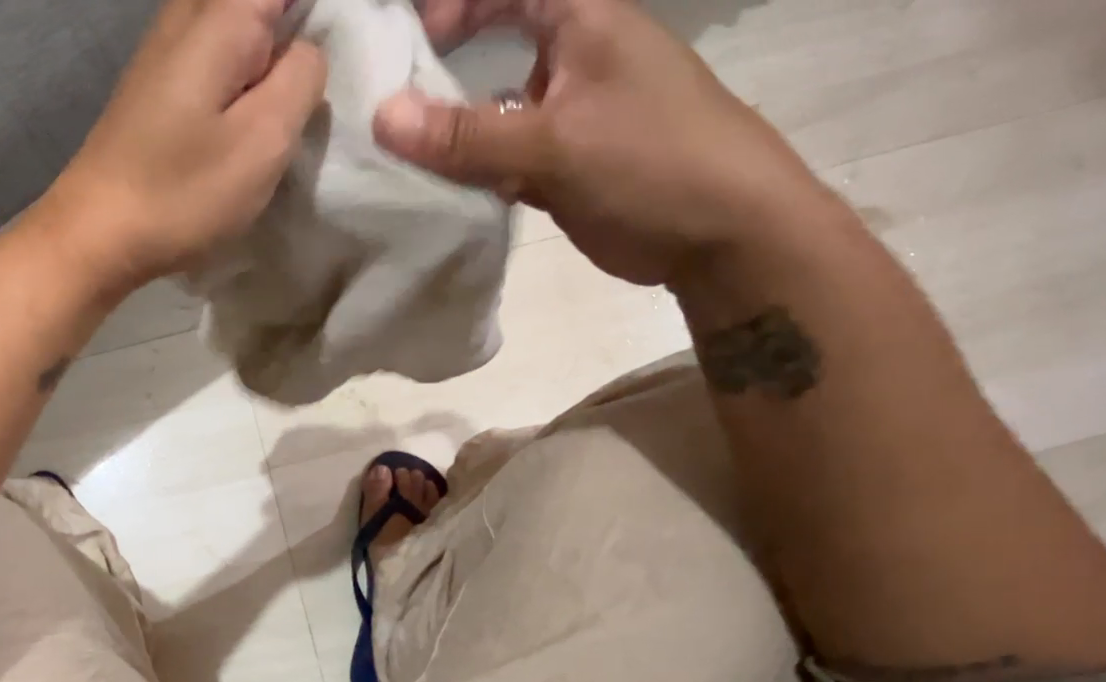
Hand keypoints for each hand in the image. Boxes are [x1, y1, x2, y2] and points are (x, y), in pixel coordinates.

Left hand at [34, 0, 327, 295]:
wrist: (95, 235)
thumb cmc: (182, 191)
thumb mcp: (264, 139)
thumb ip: (302, 78)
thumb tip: (305, 52)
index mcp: (221, 14)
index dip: (321, 11)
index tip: (331, 64)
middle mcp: (188, 12)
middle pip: (259, 2)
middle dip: (295, 28)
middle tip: (311, 90)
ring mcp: (165, 47)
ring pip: (236, 25)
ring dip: (269, 55)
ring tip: (289, 103)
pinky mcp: (156, 86)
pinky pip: (214, 52)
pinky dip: (241, 71)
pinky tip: (248, 113)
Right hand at [377, 0, 829, 285]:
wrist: (724, 235)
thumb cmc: (652, 163)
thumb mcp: (554, 144)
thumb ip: (466, 135)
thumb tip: (381, 117)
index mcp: (585, 22)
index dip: (455, 4)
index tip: (407, 43)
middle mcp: (576, 60)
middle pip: (496, 45)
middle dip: (442, 69)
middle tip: (390, 102)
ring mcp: (571, 118)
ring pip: (496, 110)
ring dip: (453, 130)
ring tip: (400, 155)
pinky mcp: (567, 168)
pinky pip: (506, 160)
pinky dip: (474, 173)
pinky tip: (441, 193)